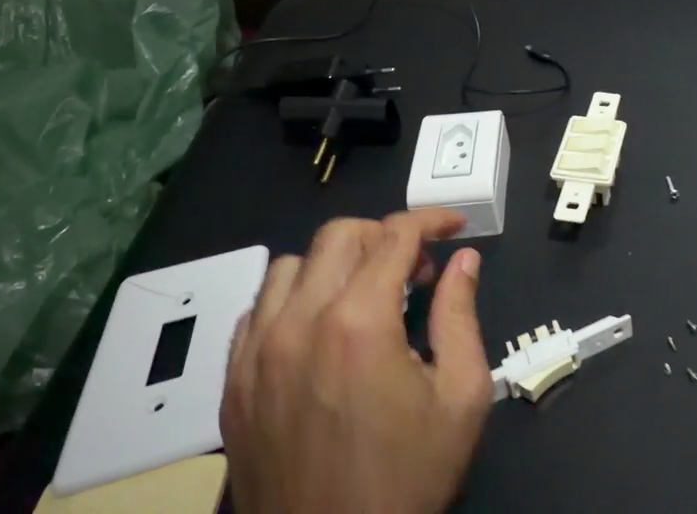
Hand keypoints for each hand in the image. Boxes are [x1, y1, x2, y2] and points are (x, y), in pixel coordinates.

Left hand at [222, 210, 491, 513]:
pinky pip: (256, 310)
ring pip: (291, 265)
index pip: (394, 236)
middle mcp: (299, 323)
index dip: (430, 219)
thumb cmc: (407, 477)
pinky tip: (319, 328)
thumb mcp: (460, 397)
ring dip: (336, 264)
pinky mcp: (233, 383)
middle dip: (386, 236)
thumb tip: (463, 262)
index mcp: (359, 322)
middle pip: (340, 236)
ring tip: (367, 295)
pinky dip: (293, 299)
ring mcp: (256, 353)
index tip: (453, 227)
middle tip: (417, 270)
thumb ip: (461, 315)